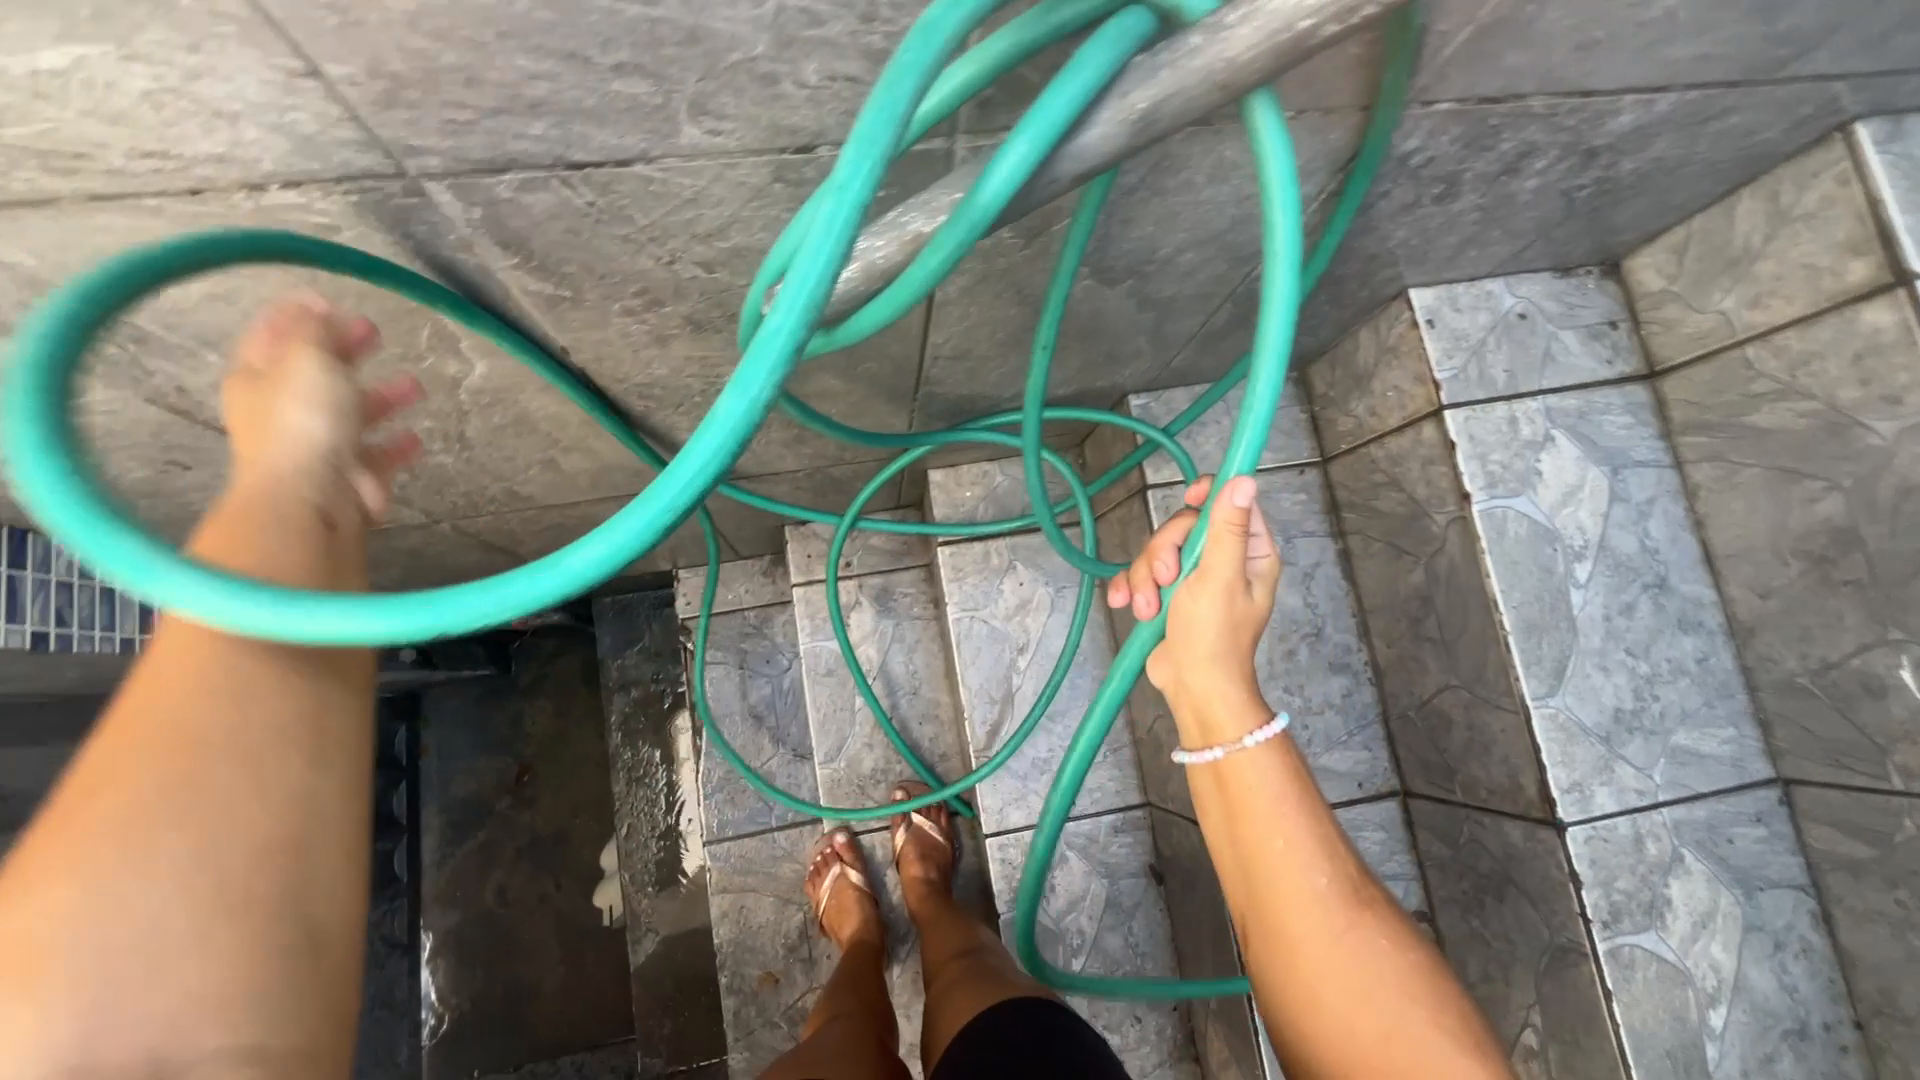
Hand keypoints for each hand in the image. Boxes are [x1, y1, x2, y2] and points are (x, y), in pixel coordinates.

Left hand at [220, 292, 423, 524]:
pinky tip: (417, 437)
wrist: (314, 498)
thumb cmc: (304, 421)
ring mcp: (318, 445)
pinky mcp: (351, 475)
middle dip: (344, 350)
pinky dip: (396, 444)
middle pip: (316, 372)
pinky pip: (377, 453)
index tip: (327, 298)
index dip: (297, 314)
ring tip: (415, 384)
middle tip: (374, 331)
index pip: (273, 335)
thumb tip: (315, 305)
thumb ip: (314, 331)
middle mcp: (282, 410)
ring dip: (381, 396)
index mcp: (258, 377)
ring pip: (352, 412)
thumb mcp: (307, 360)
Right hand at [1106, 474, 1280, 727]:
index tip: (1187, 501)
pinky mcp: (1167, 594)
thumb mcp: (1219, 576)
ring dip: (1145, 578)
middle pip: (1183, 527)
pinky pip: (1141, 574)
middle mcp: (1222, 559)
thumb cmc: (1214, 635)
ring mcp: (1192, 577)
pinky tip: (1126, 605)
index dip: (1207, 497)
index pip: (1229, 504)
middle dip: (1164, 552)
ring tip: (1147, 608)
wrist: (1192, 687)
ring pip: (1158, 551)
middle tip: (1165, 579)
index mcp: (1248, 552)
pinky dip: (1131, 588)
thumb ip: (1227, 528)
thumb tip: (1244, 479)